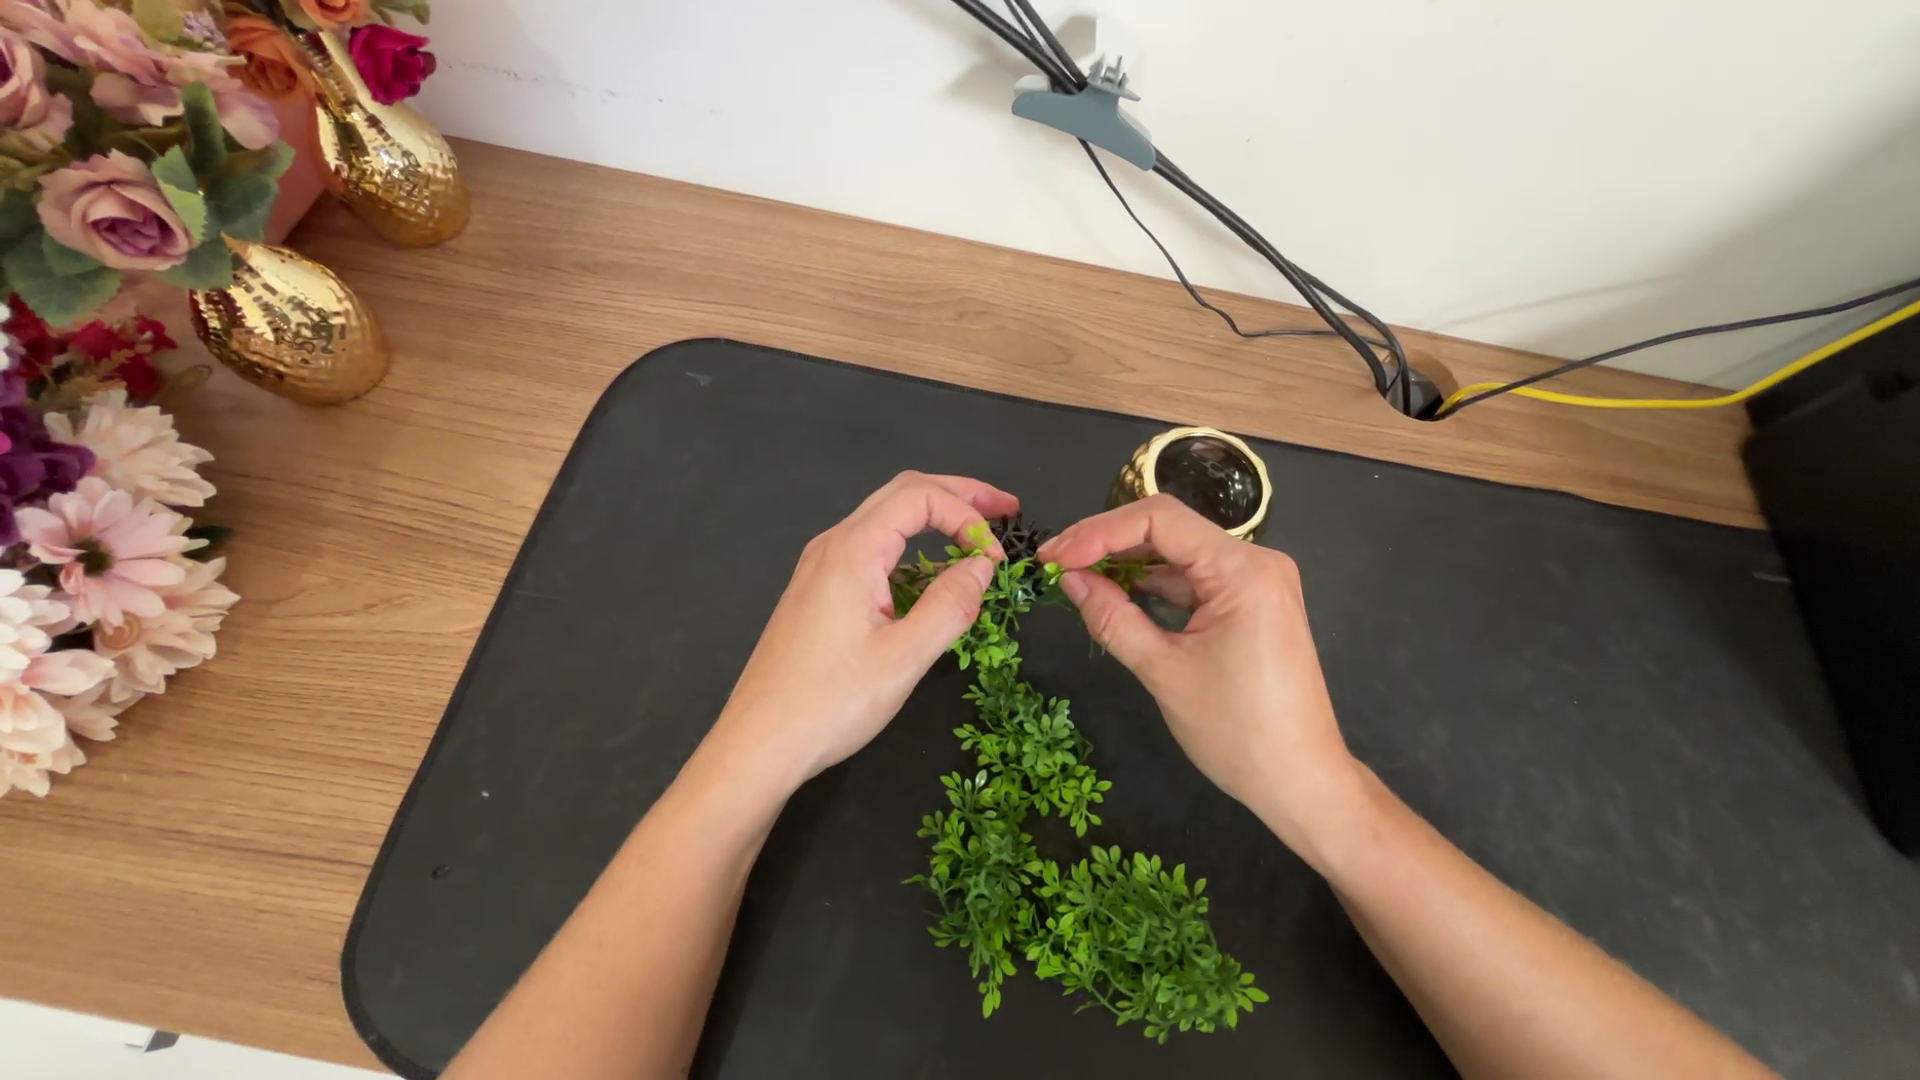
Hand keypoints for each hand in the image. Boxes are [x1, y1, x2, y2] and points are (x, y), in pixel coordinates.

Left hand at [704, 472, 1015, 790]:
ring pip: (886, 522)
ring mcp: (821, 568)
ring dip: (935, 521)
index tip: (997, 558)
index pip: (919, 496)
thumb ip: (951, 605)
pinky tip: (935, 579)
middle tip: (1005, 511)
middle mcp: (833, 546)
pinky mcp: (819, 592)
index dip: (968, 514)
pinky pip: (873, 553)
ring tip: (978, 539)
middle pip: (903, 494)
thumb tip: (982, 566)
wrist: (759, 743)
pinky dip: (912, 553)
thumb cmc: (831, 702)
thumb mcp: (904, 657)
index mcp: (851, 550)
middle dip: (958, 497)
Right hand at [1037, 495, 1361, 854]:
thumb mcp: (1164, 672)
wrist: (1302, 780)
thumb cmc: (1237, 732)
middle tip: (1055, 564)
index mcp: (1243, 571)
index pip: (1159, 520)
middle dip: (1107, 543)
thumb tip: (1069, 579)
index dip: (1098, 532)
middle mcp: (1256, 562)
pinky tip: (1116, 594)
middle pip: (1168, 529)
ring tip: (1076, 577)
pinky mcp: (1251, 603)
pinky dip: (1153, 584)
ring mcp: (1257, 582)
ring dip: (1127, 562)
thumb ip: (1113, 618)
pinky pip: (1193, 578)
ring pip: (1178, 553)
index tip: (1055, 558)